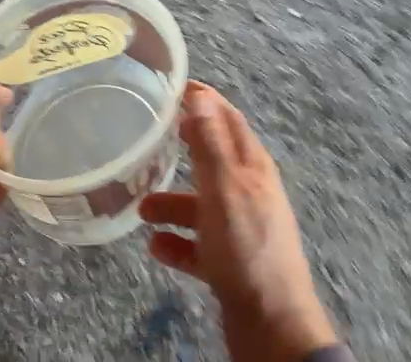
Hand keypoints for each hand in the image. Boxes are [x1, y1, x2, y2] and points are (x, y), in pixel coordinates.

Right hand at [140, 82, 338, 361]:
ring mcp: (242, 228)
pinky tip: (155, 246)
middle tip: (154, 137)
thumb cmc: (247, 246)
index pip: (230, 120)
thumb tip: (200, 93)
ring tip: (141, 207)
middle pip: (214, 160)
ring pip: (202, 205)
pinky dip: (178, 242)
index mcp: (253, 167)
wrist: (270, 322)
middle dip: (185, 148)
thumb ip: (211, 142)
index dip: (206, 101)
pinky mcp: (231, 263)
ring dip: (173, 201)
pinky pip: (199, 245)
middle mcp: (250, 192)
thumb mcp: (225, 187)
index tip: (177, 87)